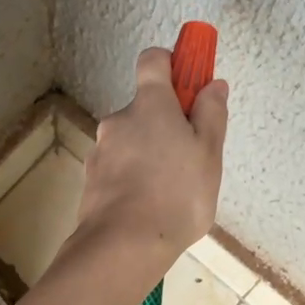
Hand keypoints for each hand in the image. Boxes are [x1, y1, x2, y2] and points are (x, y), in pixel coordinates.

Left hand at [73, 47, 229, 266]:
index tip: (190, 83)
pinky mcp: (92, 178)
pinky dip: (134, 177)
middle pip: (145, 107)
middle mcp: (119, 118)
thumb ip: (211, 113)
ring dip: (150, 153)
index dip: (172, 63)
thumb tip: (212, 83)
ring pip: (132, 140)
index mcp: (149, 103)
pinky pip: (119, 167)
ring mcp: (101, 149)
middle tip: (190, 158)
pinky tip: (150, 205)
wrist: (124, 245)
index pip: (153, 59)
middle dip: (166, 124)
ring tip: (172, 191)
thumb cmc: (177, 193)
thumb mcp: (208, 153)